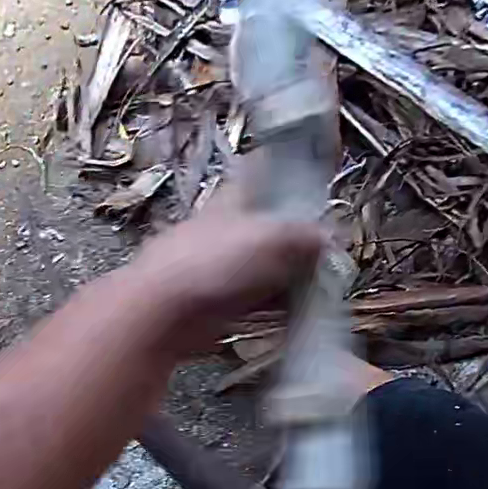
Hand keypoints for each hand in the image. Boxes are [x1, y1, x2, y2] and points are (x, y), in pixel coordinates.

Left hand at [126, 169, 325, 328]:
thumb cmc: (213, 263)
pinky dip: (273, 306)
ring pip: (260, 267)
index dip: (286, 174)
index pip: (260, 174)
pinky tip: (295, 314)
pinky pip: (251, 302)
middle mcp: (222, 231)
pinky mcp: (212, 305)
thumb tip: (328, 237)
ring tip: (318, 286)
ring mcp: (214, 269)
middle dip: (295, 239)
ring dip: (287, 277)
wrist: (160, 313)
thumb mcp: (270, 238)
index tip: (315, 185)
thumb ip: (302, 236)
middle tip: (327, 254)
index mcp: (231, 201)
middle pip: (266, 227)